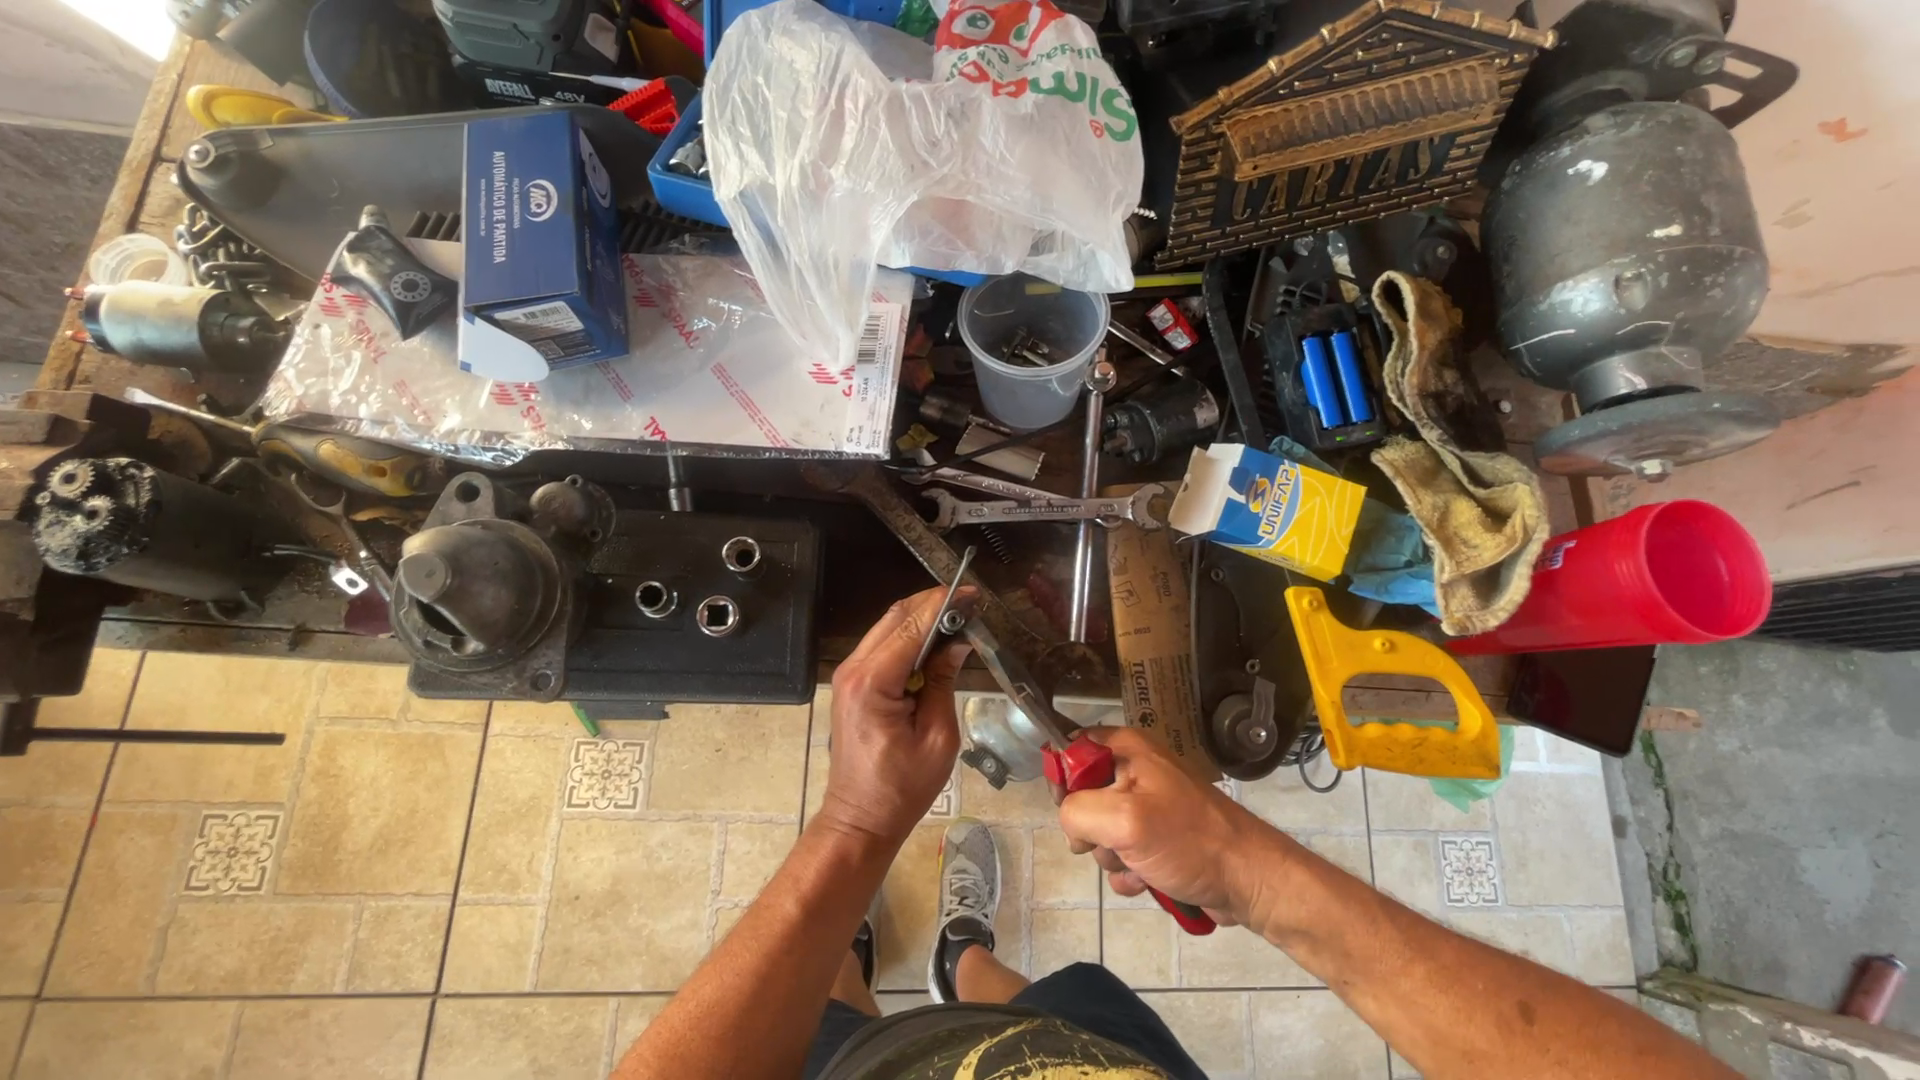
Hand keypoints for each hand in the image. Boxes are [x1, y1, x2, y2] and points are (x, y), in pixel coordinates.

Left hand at [818, 586, 974, 845]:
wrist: (859, 818)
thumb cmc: (902, 788)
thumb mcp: (938, 737)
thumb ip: (945, 682)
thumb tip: (959, 643)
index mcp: (873, 682)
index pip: (911, 626)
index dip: (944, 605)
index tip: (973, 594)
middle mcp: (853, 669)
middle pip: (895, 617)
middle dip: (933, 604)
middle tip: (971, 604)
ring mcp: (848, 674)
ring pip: (887, 627)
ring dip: (922, 618)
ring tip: (959, 620)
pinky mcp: (852, 683)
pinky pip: (882, 646)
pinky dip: (909, 637)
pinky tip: (935, 642)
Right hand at [1057, 727, 1268, 925]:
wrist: (1248, 880)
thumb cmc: (1189, 840)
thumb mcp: (1124, 819)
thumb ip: (1078, 811)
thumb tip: (1071, 824)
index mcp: (1128, 748)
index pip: (1072, 747)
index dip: (1063, 776)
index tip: (1069, 806)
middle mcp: (1136, 769)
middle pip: (1082, 793)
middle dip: (1090, 827)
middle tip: (1113, 840)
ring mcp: (1148, 805)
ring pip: (1100, 830)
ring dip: (1111, 855)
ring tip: (1138, 864)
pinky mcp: (1158, 837)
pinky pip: (1121, 853)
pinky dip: (1128, 871)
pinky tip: (1146, 880)